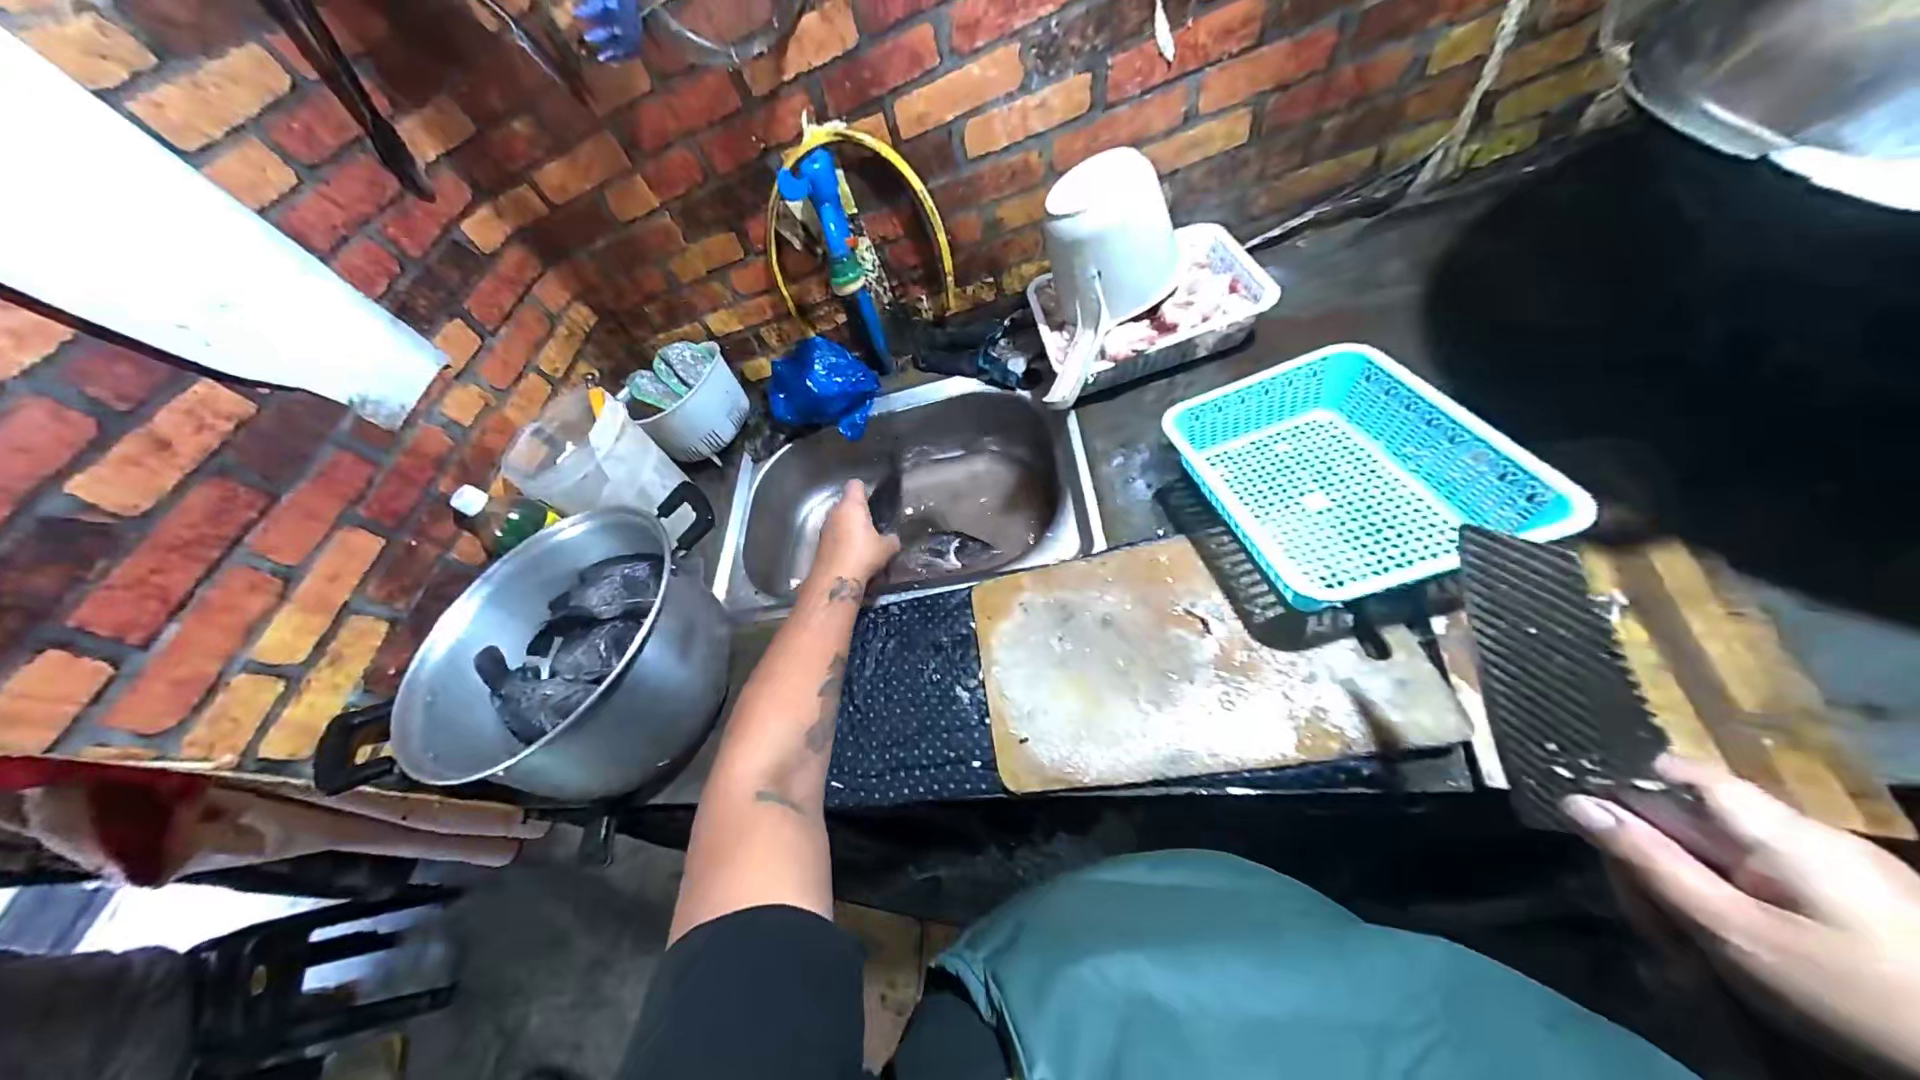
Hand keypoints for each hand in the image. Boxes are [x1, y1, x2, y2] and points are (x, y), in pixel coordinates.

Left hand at [808, 480, 900, 595]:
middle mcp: (834, 511)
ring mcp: (824, 527)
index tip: (874, 503)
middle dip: (857, 510)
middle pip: (846, 502)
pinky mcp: (819, 542)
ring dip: (848, 525)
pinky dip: (841, 539)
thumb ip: (892, 538)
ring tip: (862, 541)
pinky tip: (851, 553)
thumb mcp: (888, 548)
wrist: (835, 581)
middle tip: (871, 524)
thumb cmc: (863, 556)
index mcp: (851, 505)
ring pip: (838, 518)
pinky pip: (833, 533)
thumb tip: (892, 538)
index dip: (866, 491)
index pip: (856, 484)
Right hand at [1565, 756, 1919, 1072]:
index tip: (1590, 823)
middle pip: (1692, 818)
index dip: (1626, 785)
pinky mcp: (1853, 899)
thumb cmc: (1853, 994)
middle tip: (1648, 920)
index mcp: (1779, 830)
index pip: (1679, 772)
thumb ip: (1650, 862)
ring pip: (1718, 852)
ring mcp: (1836, 867)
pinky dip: (1725, 904)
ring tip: (1685, 950)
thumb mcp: (1733, 932)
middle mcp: (1806, 834)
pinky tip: (1723, 949)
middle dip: (1652, 858)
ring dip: (1684, 889)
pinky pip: (1758, 879)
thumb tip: (1576, 802)